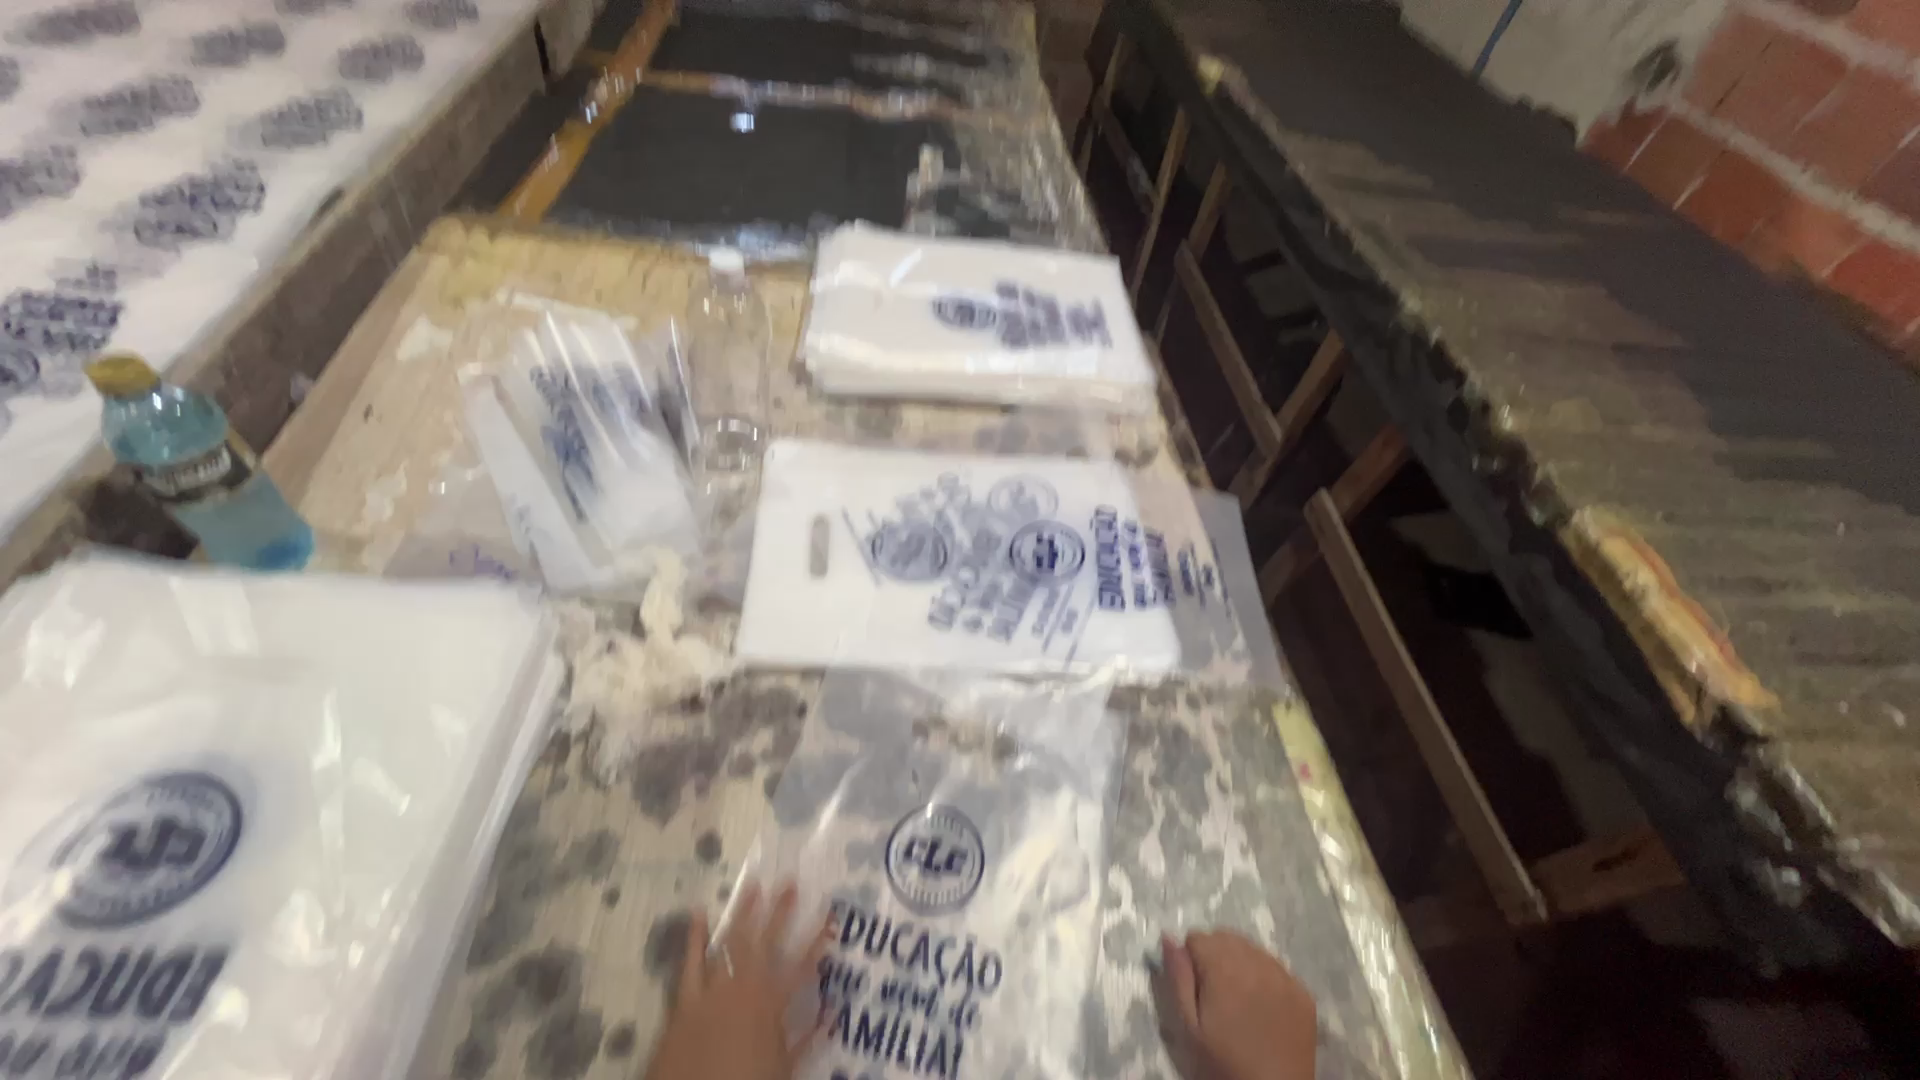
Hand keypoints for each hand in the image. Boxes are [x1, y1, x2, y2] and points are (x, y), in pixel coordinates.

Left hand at [644, 882, 829, 1079]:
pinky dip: (694, 937)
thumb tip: (834, 1010)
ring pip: (732, 943)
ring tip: (754, 885)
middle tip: (790, 882)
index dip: (817, 939)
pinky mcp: (686, 999)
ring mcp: (714, 991)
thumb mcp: (784, 1067)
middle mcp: (746, 989)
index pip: (802, 965)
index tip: (829, 914)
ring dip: (744, 913)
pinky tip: (698, 911)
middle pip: (767, 943)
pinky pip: (690, 962)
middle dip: (780, 911)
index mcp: (773, 1006)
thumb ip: (808, 1038)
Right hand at [1155, 930, 1317, 1079]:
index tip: (1197, 989)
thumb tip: (1168, 936)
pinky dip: (1265, 978)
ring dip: (1240, 963)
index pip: (1197, 937)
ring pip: (1252, 949)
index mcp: (1224, 967)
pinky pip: (1276, 968)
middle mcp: (1256, 961)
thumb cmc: (1223, 1062)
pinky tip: (1263, 1007)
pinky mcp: (1303, 992)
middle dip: (1215, 956)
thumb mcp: (1189, 1025)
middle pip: (1225, 937)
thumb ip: (1178, 976)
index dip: (1191, 961)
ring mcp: (1284, 976)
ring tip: (1239, 1000)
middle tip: (1215, 994)